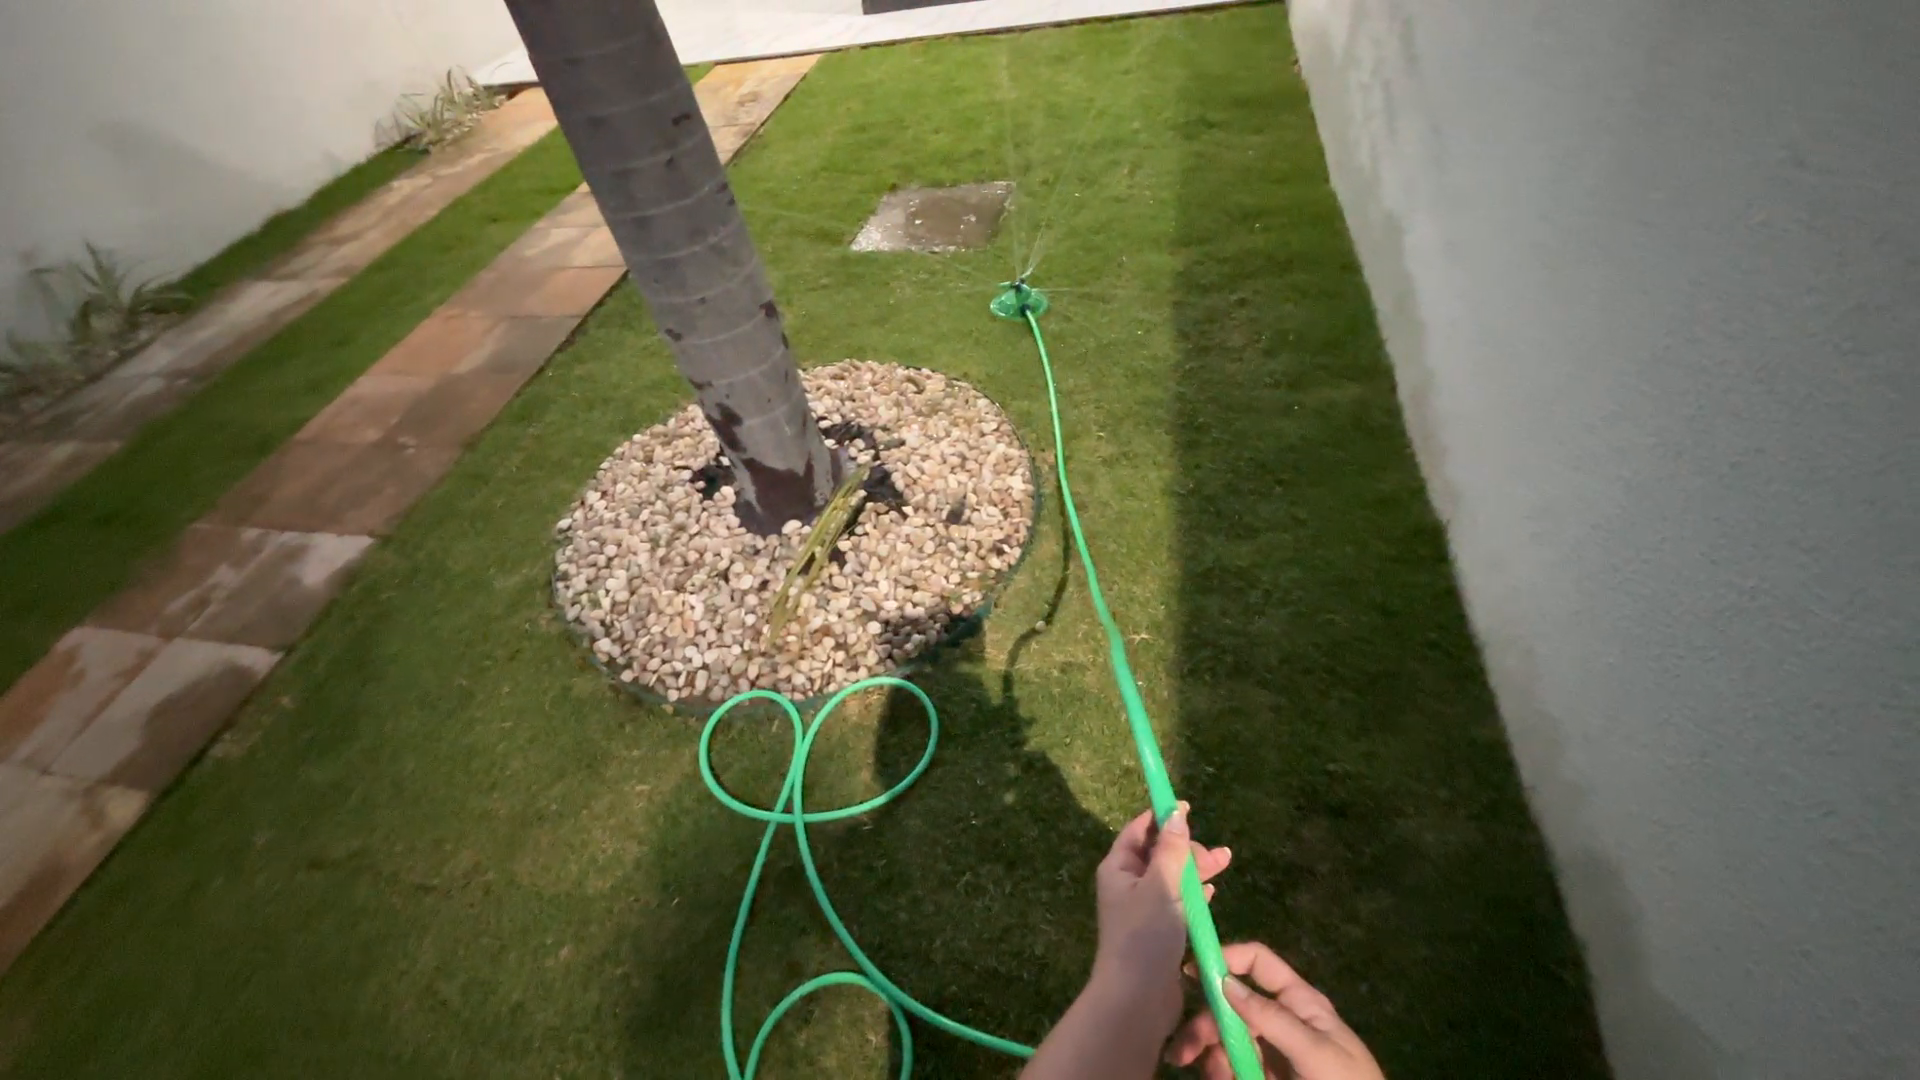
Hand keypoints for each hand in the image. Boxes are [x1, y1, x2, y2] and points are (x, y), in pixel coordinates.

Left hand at [1088, 805, 1231, 1038]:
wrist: (1137, 998)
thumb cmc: (1144, 934)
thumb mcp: (1160, 885)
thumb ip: (1171, 849)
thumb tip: (1175, 812)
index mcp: (1118, 868)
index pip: (1138, 831)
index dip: (1161, 817)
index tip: (1185, 806)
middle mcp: (1127, 885)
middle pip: (1158, 854)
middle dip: (1186, 847)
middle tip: (1216, 853)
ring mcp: (1142, 910)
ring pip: (1171, 879)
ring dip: (1195, 870)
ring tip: (1225, 862)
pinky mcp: (1158, 933)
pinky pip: (1177, 904)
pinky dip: (1194, 895)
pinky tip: (1211, 893)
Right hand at [1165, 942, 1384, 1079]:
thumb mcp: (1318, 1055)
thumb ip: (1271, 1018)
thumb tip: (1224, 982)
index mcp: (1298, 1003)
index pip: (1256, 963)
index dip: (1225, 959)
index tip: (1192, 974)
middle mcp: (1279, 1021)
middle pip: (1230, 1006)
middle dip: (1204, 1025)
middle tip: (1183, 1053)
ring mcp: (1271, 1053)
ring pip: (1225, 1040)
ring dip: (1208, 1055)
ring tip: (1208, 1077)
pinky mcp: (1263, 1076)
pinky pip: (1231, 1066)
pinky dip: (1219, 1071)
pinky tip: (1217, 1079)